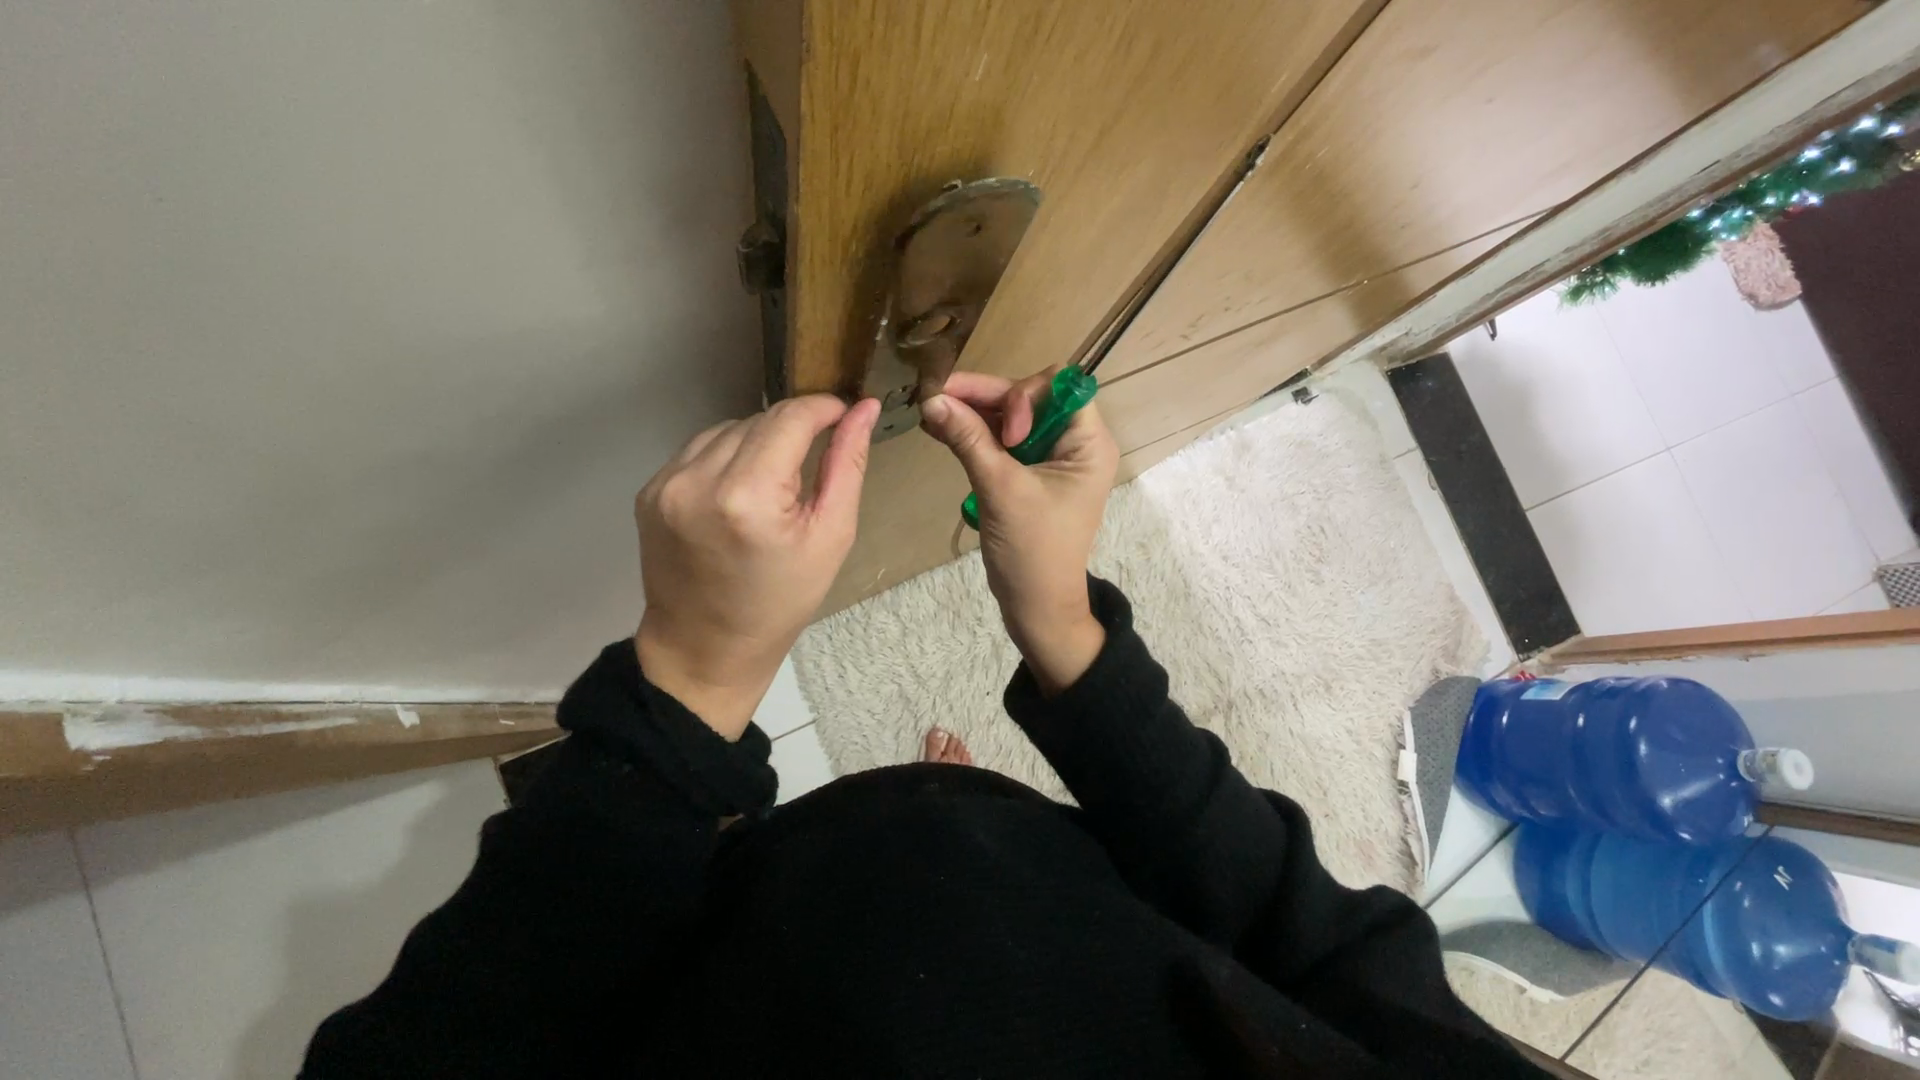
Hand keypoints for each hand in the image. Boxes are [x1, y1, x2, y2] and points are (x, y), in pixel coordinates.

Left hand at [635, 395, 880, 739]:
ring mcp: (665, 484)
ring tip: (773, 484)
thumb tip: (865, 409)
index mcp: (748, 496)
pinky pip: (698, 449)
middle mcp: (697, 479)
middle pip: (758, 420)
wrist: (704, 648)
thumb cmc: (780, 602)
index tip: (844, 415)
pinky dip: (726, 458)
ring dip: (757, 442)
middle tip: (813, 465)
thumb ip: (847, 466)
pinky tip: (739, 492)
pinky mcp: (649, 491)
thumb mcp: (831, 538)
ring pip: (726, 429)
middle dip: (792, 431)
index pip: (790, 418)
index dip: (823, 408)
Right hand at [919, 370, 1116, 693]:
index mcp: (1088, 443)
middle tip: (939, 397)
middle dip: (986, 397)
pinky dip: (973, 435)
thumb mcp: (1000, 490)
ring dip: (973, 413)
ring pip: (1010, 418)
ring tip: (930, 409)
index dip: (1024, 396)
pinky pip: (1001, 443)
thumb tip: (932, 399)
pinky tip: (939, 427)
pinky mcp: (1027, 474)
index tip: (1004, 432)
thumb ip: (969, 440)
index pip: (1060, 388)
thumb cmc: (1032, 551)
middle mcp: (1073, 443)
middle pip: (1029, 399)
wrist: (1037, 607)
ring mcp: (1049, 459)